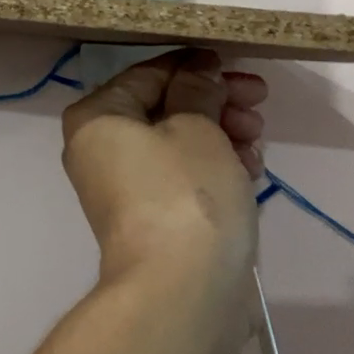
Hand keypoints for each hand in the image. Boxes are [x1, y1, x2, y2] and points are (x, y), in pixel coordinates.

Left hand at [60, 49, 267, 284]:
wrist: (181, 290)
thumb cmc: (183, 195)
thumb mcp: (195, 128)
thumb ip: (197, 92)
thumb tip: (197, 73)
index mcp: (95, 116)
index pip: (144, 75)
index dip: (190, 65)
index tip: (231, 63)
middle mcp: (99, 145)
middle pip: (162, 107)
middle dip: (213, 100)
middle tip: (258, 98)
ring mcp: (123, 184)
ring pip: (176, 142)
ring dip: (220, 131)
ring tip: (258, 133)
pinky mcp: (151, 216)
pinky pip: (182, 175)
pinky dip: (214, 164)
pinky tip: (251, 164)